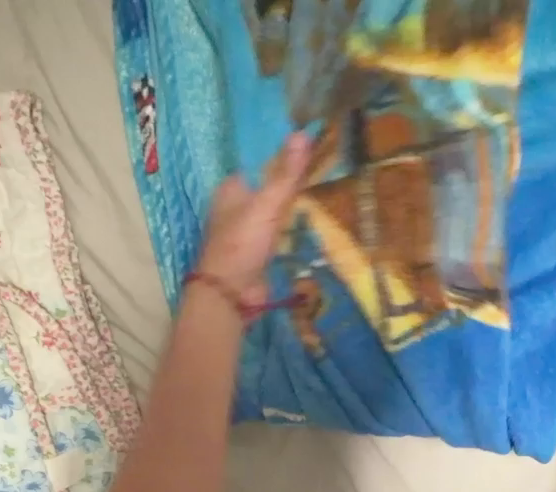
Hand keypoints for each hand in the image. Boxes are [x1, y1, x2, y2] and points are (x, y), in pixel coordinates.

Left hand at [194, 132, 313, 307]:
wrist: (231, 294)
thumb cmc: (242, 243)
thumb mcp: (266, 205)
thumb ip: (285, 174)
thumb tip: (303, 133)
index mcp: (231, 189)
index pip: (259, 164)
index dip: (282, 156)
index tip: (310, 147)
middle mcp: (237, 208)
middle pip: (269, 189)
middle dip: (291, 184)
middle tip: (324, 171)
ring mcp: (247, 232)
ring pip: (275, 213)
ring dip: (294, 209)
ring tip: (324, 193)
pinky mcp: (258, 253)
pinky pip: (279, 236)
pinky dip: (292, 231)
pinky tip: (312, 225)